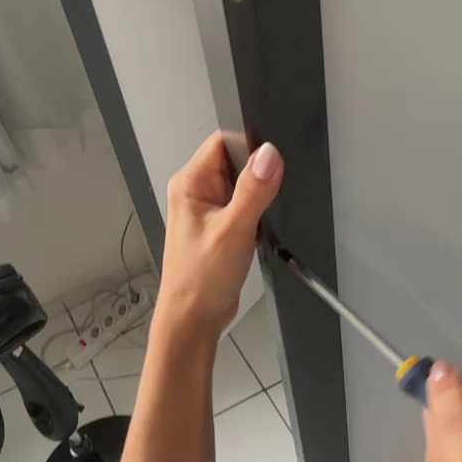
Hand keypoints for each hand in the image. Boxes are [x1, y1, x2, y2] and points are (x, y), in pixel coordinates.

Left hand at [156, 134, 283, 340]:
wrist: (193, 319)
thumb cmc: (201, 279)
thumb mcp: (233, 229)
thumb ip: (254, 190)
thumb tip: (270, 153)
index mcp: (190, 183)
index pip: (222, 142)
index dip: (249, 148)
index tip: (271, 165)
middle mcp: (196, 192)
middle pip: (236, 163)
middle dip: (256, 178)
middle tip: (264, 202)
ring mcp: (207, 210)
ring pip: (242, 187)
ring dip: (256, 200)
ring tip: (257, 222)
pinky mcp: (220, 228)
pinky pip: (244, 208)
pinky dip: (255, 218)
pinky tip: (256, 234)